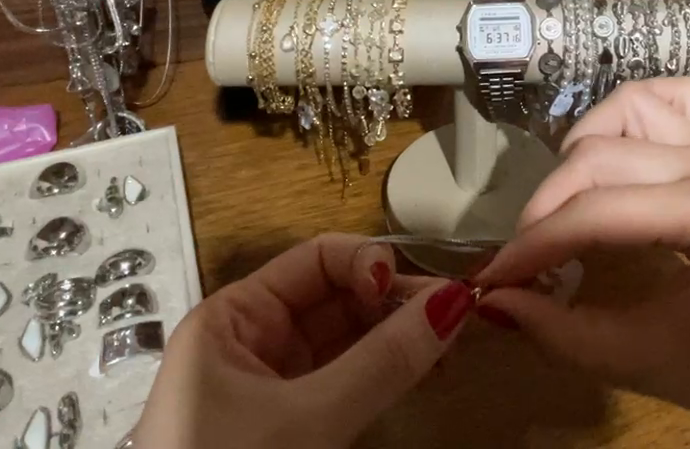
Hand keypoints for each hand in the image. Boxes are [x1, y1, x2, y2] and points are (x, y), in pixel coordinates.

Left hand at [134, 234, 476, 447]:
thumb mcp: (306, 423)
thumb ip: (382, 361)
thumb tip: (456, 300)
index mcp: (232, 320)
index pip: (317, 260)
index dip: (370, 264)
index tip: (422, 292)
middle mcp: (252, 342)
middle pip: (337, 296)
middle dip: (396, 301)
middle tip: (457, 314)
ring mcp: (272, 388)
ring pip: (348, 340)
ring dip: (398, 336)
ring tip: (449, 343)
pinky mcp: (290, 428)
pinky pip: (346, 380)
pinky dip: (385, 373)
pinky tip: (422, 370)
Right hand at [473, 79, 689, 448]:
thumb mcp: (644, 362)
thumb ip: (561, 331)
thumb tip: (491, 300)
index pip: (598, 212)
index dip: (535, 243)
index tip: (493, 278)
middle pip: (601, 154)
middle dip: (547, 203)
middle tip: (521, 255)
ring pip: (628, 105)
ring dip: (583, 146)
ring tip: (562, 202)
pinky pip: (668, 96)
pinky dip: (627, 110)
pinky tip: (610, 149)